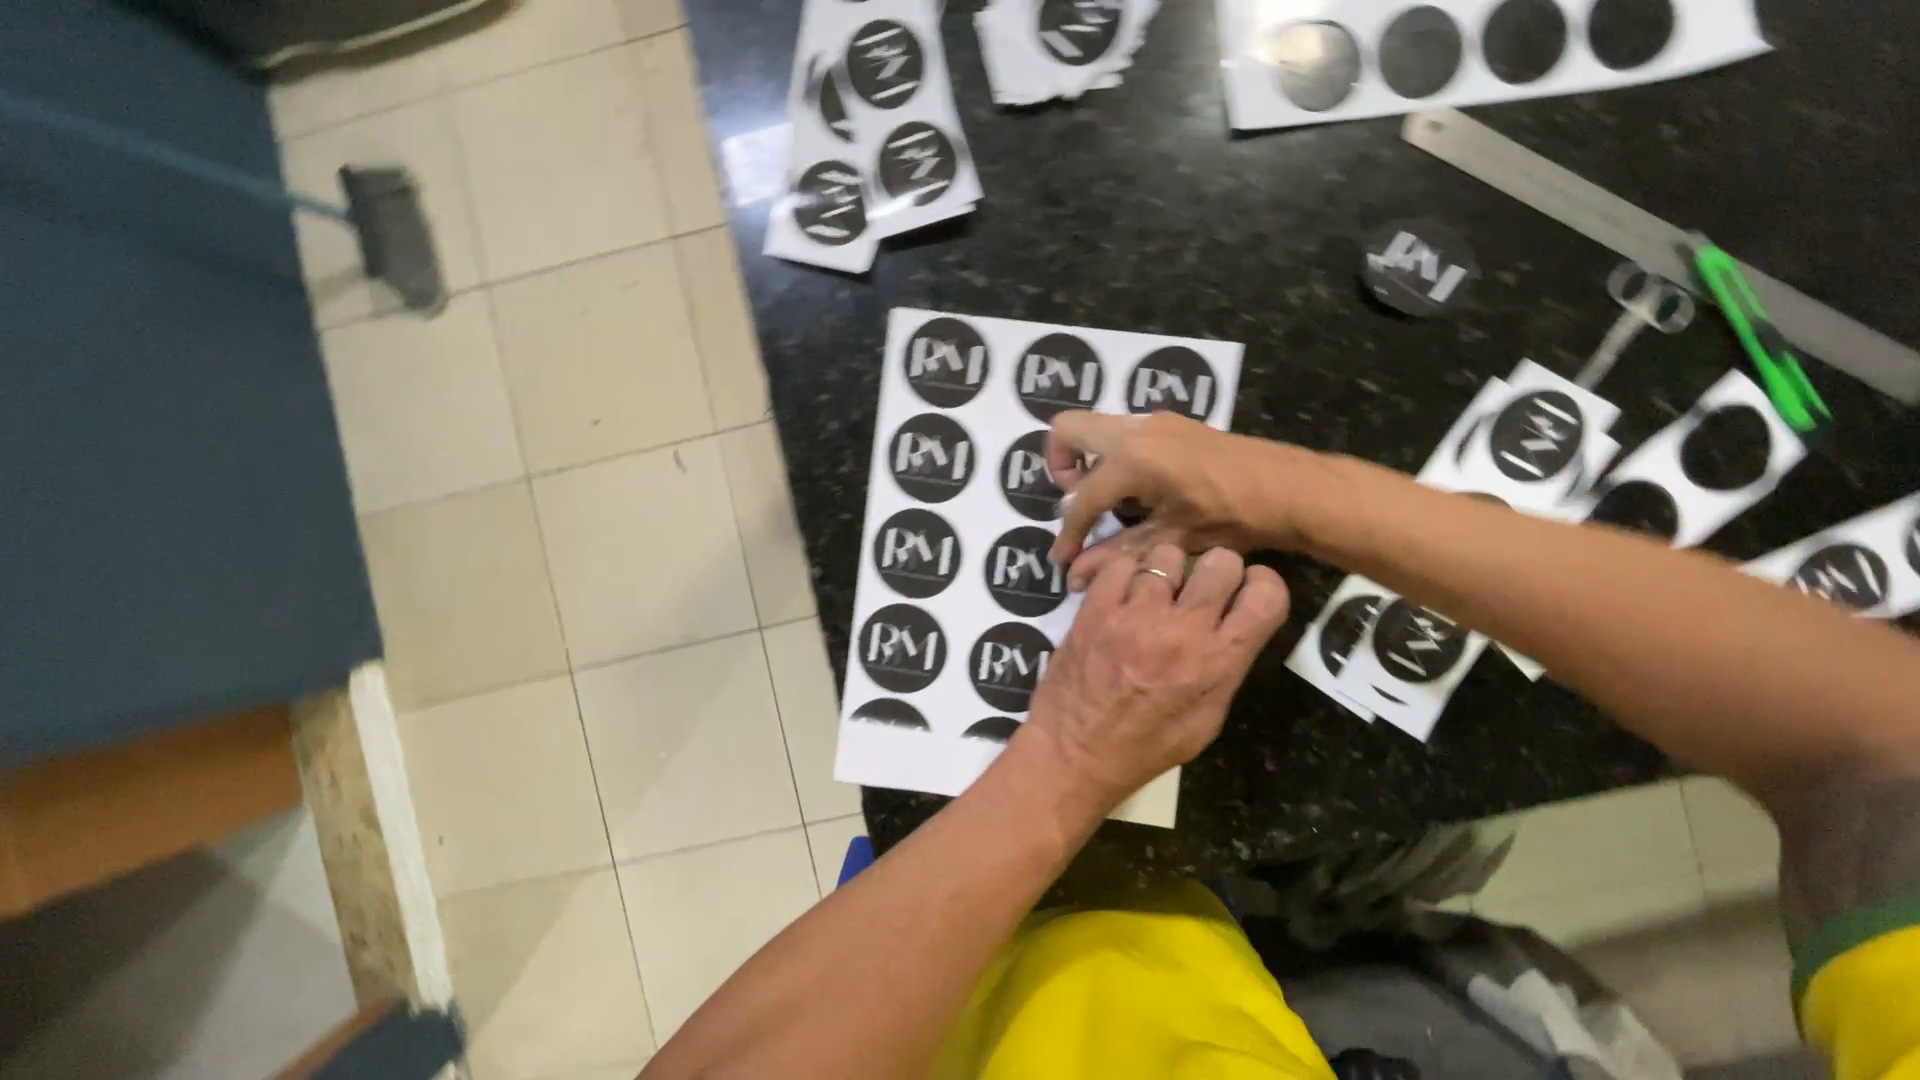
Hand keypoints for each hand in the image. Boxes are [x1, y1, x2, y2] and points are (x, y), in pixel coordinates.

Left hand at [1018, 544, 1290, 811]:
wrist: (1076, 752)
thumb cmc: (1146, 745)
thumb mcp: (1208, 719)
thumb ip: (1226, 666)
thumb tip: (1234, 626)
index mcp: (1218, 662)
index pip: (1266, 595)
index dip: (1262, 585)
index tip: (1245, 592)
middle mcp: (1182, 630)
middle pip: (1221, 561)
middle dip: (1217, 570)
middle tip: (1200, 590)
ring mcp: (1135, 614)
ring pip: (1168, 555)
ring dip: (1167, 571)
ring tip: (1156, 594)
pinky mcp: (1095, 608)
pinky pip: (1120, 564)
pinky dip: (1125, 574)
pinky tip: (1123, 596)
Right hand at [1046, 411, 1324, 589]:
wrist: (1291, 490)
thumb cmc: (1234, 518)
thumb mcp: (1171, 541)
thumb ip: (1116, 554)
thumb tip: (1073, 576)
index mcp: (1133, 459)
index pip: (1081, 498)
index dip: (1068, 533)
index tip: (1064, 558)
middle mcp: (1136, 429)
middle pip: (1068, 430)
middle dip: (1061, 468)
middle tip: (1080, 503)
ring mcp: (1154, 421)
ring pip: (1095, 426)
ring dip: (1089, 460)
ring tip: (1109, 502)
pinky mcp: (1171, 424)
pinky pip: (1122, 431)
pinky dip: (1114, 456)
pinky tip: (1139, 492)